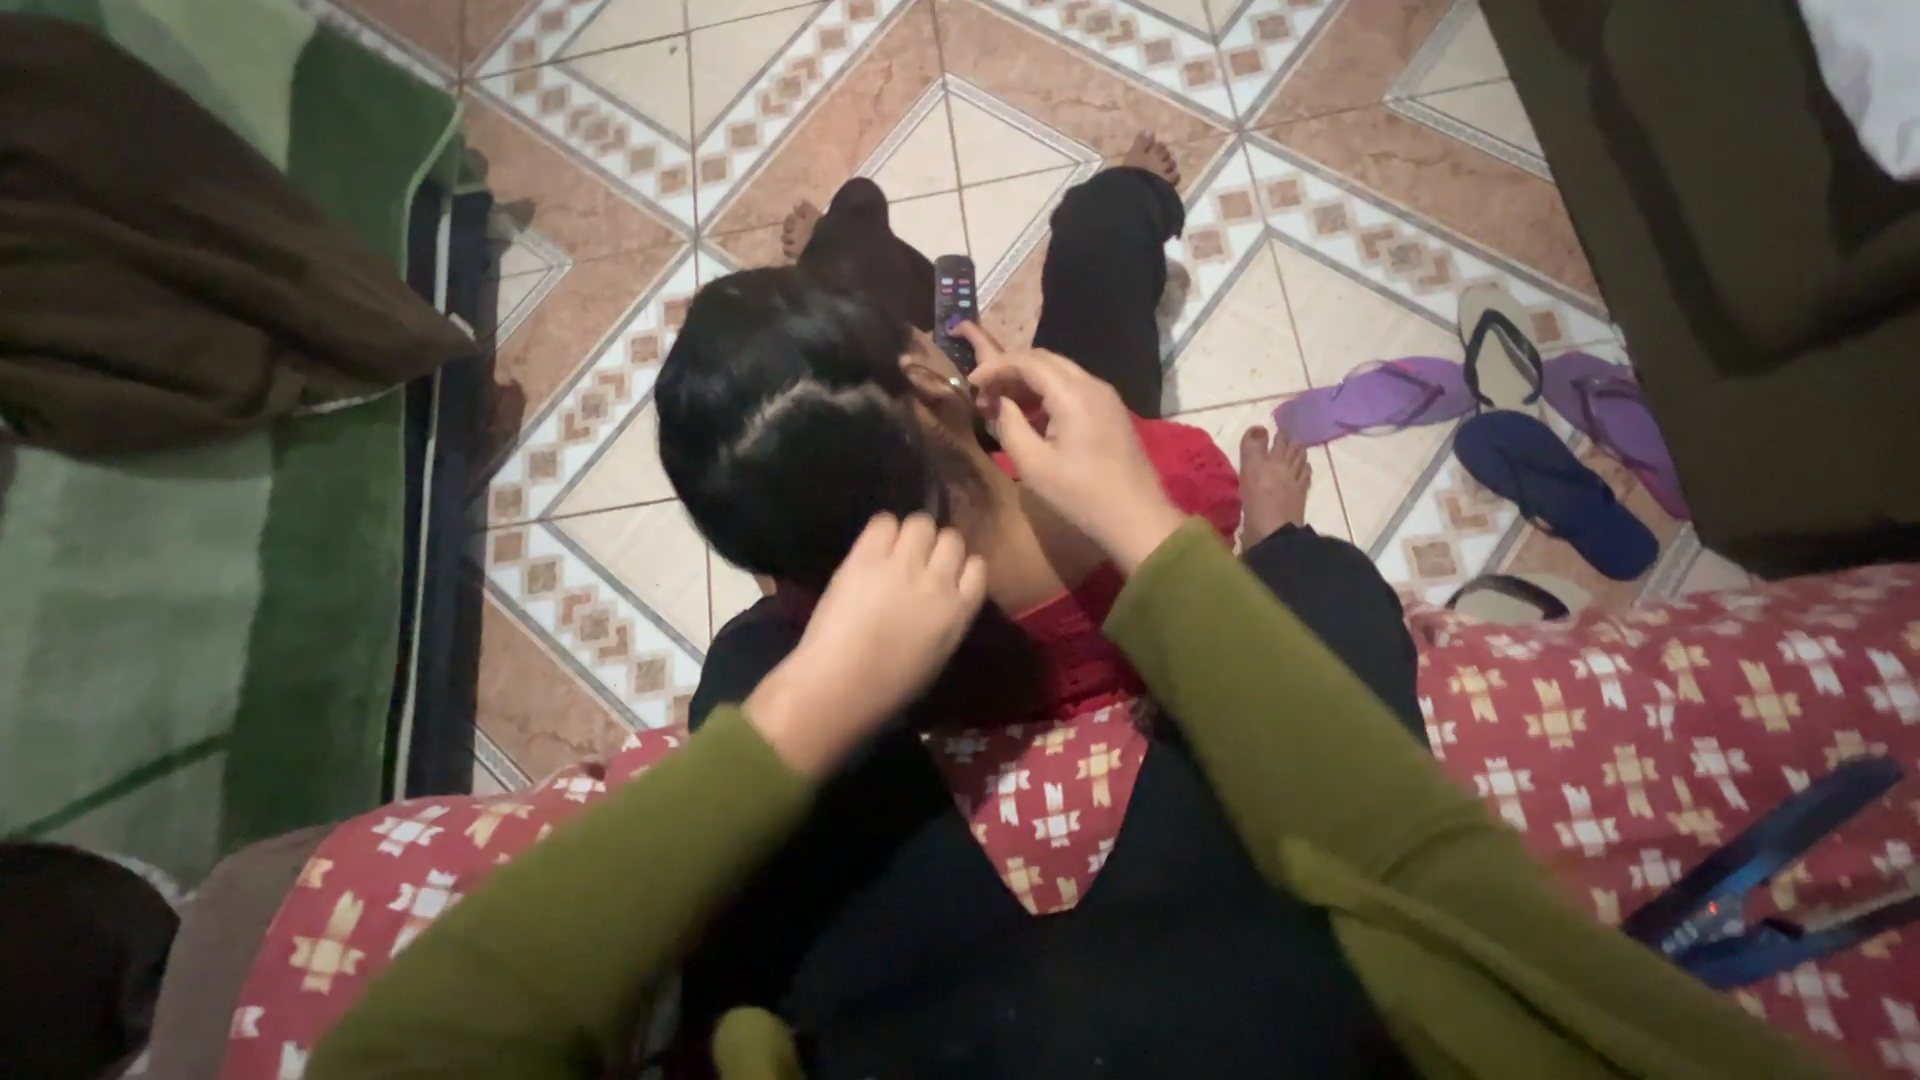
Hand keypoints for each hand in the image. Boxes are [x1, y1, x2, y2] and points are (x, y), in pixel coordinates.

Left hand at [745, 514, 986, 775]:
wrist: (840, 684)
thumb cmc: (888, 686)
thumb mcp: (937, 656)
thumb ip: (948, 619)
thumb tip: (942, 597)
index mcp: (959, 612)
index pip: (976, 567)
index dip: (959, 566)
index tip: (944, 574)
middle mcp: (938, 581)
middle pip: (951, 539)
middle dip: (936, 547)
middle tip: (915, 560)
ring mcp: (903, 565)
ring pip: (920, 523)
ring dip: (910, 534)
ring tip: (893, 550)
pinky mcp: (867, 557)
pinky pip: (883, 522)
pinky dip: (881, 531)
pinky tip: (872, 548)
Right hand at [957, 323, 1186, 572]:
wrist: (1137, 518)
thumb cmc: (1082, 495)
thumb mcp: (1034, 465)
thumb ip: (1009, 426)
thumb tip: (995, 403)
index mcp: (1074, 394)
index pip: (1028, 361)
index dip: (996, 367)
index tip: (971, 383)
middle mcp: (1093, 385)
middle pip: (1045, 360)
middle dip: (1011, 370)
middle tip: (985, 393)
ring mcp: (1106, 397)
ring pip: (1060, 373)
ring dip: (1029, 382)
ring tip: (1002, 405)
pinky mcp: (1111, 411)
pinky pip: (1074, 389)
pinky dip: (1048, 394)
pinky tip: (1031, 417)